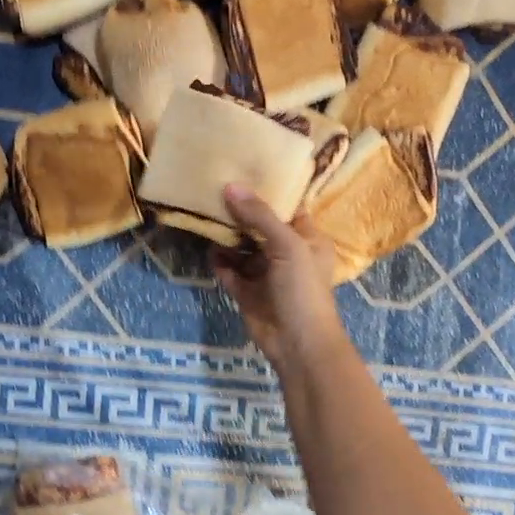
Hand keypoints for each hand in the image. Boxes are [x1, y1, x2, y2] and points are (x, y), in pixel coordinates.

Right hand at [210, 185, 347, 373]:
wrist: (297, 343)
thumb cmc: (303, 289)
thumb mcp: (288, 245)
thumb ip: (260, 216)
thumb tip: (231, 186)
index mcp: (308, 239)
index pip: (287, 209)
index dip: (268, 192)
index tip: (243, 171)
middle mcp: (287, 255)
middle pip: (260, 228)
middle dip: (240, 214)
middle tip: (216, 190)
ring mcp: (266, 275)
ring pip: (243, 250)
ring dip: (227, 238)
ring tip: (207, 217)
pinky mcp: (248, 294)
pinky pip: (230, 273)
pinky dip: (220, 263)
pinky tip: (208, 250)